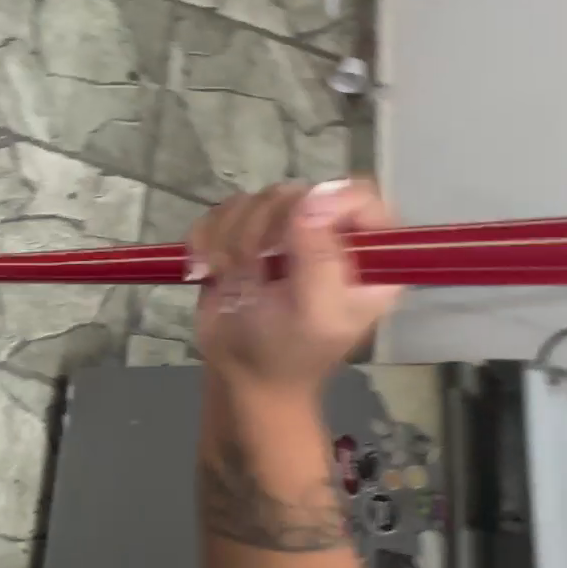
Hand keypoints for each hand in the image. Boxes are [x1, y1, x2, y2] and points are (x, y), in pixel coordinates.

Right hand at [189, 179, 401, 402]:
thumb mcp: (315, 310)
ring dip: (229, 241)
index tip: (296, 224)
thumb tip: (312, 195)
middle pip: (291, 194)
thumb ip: (320, 254)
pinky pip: (216, 214)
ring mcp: (277, 235)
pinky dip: (205, 241)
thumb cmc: (288, 351)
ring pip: (247, 202)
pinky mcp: (236, 238)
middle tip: (257, 270)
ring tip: (235, 279)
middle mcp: (322, 237)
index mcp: (362, 255)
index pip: (358, 197)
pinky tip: (210, 271)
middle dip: (261, 232)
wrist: (240, 373)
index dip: (326, 199)